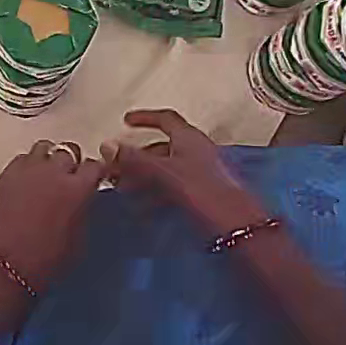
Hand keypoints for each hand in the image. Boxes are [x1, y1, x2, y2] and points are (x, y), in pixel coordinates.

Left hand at [0, 140, 106, 289]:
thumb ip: (83, 207)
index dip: (95, 172)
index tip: (93, 179)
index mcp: (78, 188)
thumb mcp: (80, 234)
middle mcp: (56, 170)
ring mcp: (30, 168)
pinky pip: (23, 158)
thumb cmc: (50, 257)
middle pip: (69, 151)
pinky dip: (28, 165)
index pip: (95, 165)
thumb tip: (83, 198)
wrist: (8, 261)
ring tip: (46, 174)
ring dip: (49, 159)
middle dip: (71, 163)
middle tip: (68, 178)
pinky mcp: (8, 172)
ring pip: (45, 147)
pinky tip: (27, 180)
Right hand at [104, 109, 268, 233]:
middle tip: (116, 169)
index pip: (165, 119)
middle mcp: (196, 150)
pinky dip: (156, 192)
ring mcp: (201, 171)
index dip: (145, 118)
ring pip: (166, 168)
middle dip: (137, 157)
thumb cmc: (204, 192)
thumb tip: (107, 145)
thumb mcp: (165, 173)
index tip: (125, 121)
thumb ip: (136, 160)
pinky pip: (173, 186)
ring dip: (144, 177)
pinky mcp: (204, 192)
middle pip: (162, 147)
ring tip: (125, 191)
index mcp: (189, 138)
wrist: (238, 226)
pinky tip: (144, 208)